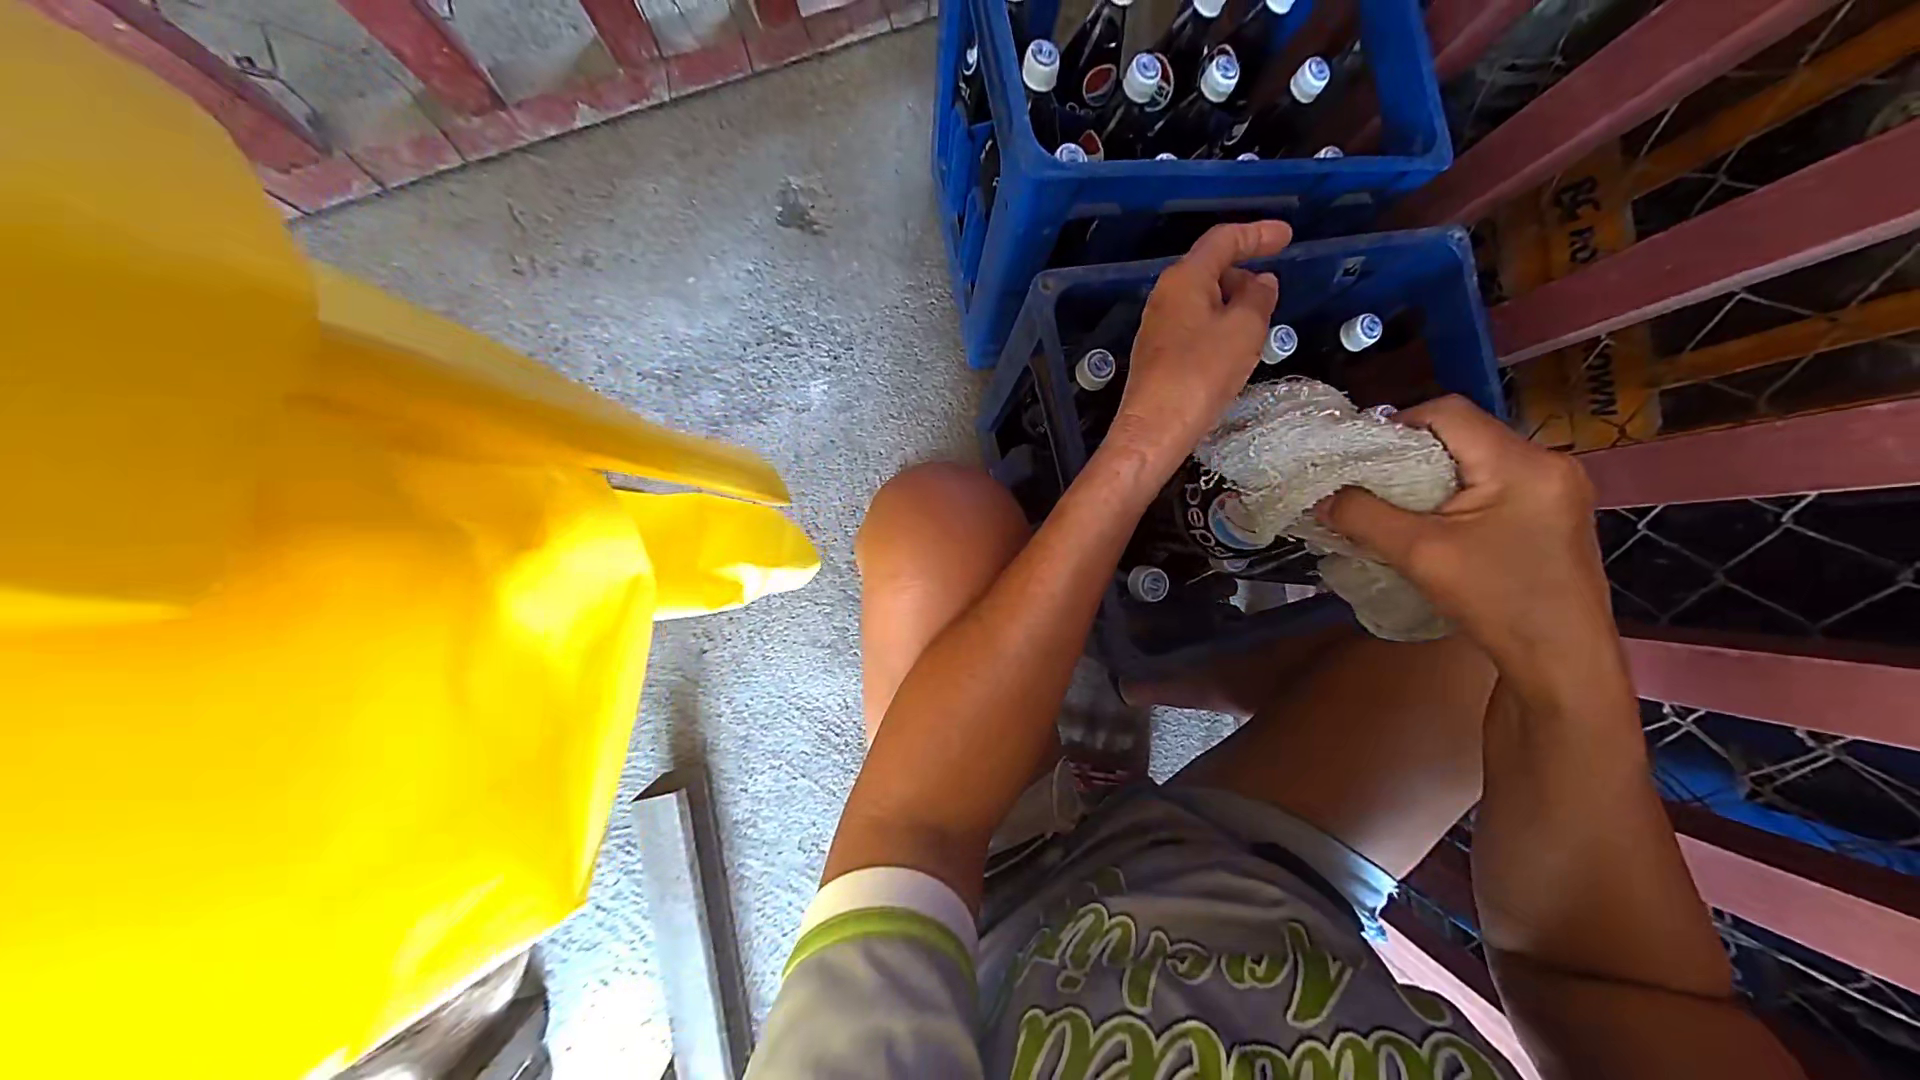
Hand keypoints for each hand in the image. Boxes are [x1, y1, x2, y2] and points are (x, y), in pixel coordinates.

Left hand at [1105, 221, 1292, 472]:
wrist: (1155, 427)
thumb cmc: (1201, 373)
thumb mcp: (1244, 329)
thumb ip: (1258, 298)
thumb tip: (1261, 282)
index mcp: (1184, 279)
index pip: (1222, 240)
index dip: (1257, 234)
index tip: (1286, 236)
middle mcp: (1164, 296)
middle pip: (1209, 269)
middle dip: (1243, 273)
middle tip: (1271, 293)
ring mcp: (1156, 326)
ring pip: (1202, 300)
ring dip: (1232, 304)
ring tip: (1257, 325)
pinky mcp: (1156, 354)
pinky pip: (1194, 326)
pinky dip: (1218, 326)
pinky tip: (1232, 349)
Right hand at [1315, 396, 1619, 700]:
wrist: (1562, 663)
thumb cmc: (1496, 601)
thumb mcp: (1419, 554)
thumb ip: (1363, 517)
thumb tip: (1321, 497)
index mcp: (1522, 463)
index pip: (1448, 412)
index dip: (1396, 424)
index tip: (1358, 457)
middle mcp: (1547, 464)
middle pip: (1461, 434)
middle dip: (1406, 454)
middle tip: (1366, 481)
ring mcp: (1555, 490)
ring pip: (1473, 461)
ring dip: (1426, 476)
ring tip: (1390, 504)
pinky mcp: (1551, 515)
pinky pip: (1489, 485)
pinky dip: (1450, 495)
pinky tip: (1428, 523)